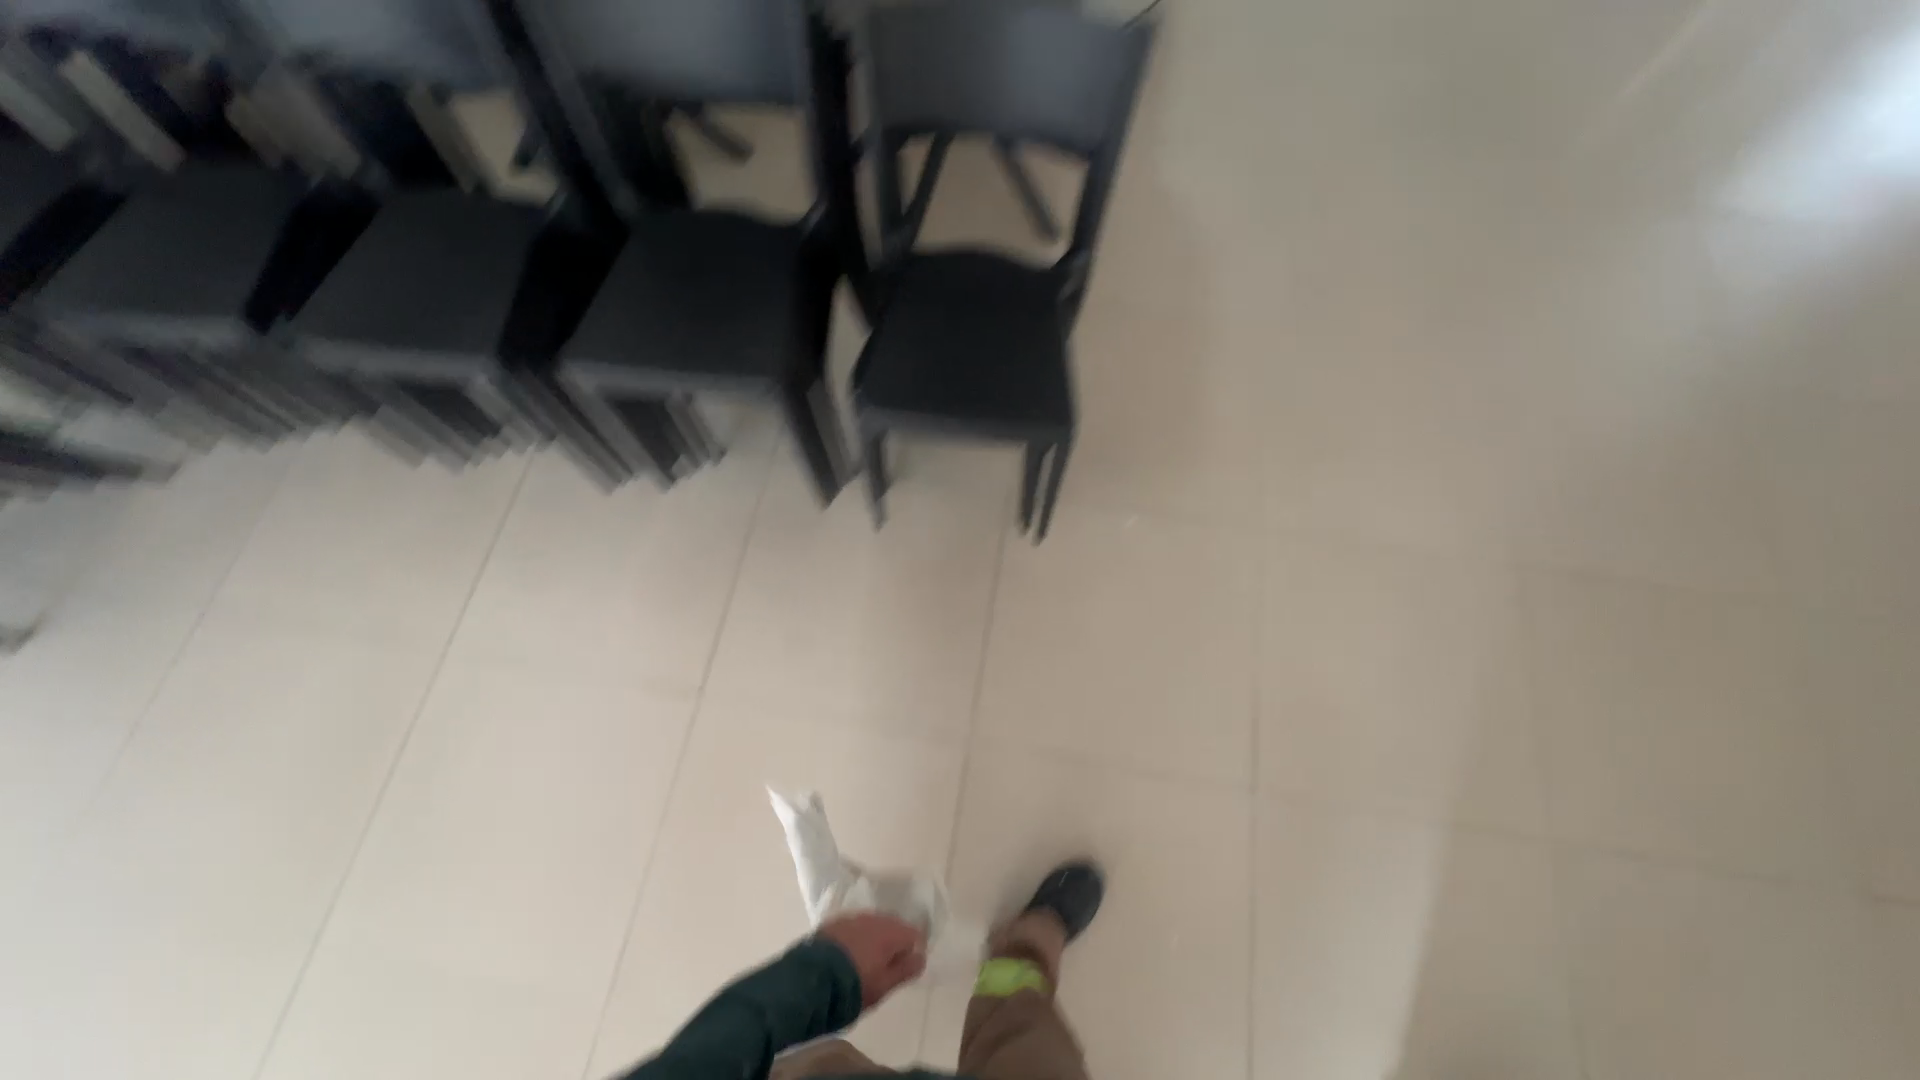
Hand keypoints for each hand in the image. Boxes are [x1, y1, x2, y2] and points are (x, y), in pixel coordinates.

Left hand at [817, 913, 926, 1008]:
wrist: (811, 981)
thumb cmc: (854, 986)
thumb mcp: (884, 986)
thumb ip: (905, 970)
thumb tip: (921, 957)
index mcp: (890, 932)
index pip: (913, 933)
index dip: (913, 950)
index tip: (906, 967)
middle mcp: (873, 918)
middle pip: (892, 926)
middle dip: (892, 942)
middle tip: (885, 966)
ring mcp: (851, 918)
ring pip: (871, 924)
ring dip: (873, 938)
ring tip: (865, 961)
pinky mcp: (832, 923)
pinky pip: (852, 927)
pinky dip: (855, 937)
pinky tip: (847, 955)